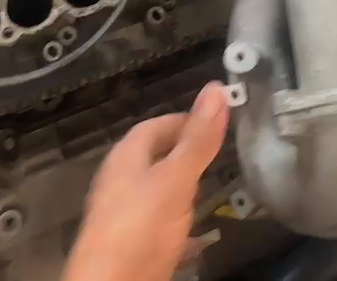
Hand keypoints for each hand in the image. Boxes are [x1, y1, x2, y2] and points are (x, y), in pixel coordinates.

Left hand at [63, 82, 229, 280]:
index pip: (157, 125)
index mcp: (126, 155)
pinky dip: (178, 228)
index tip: (213, 123)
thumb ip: (197, 140)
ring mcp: (123, 215)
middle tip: (214, 156)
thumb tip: (216, 90)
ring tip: (208, 193)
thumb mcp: (175, 179)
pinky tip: (196, 239)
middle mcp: (120, 180)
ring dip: (181, 191)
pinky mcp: (130, 246)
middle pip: (155, 157)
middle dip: (184, 155)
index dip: (185, 120)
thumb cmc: (139, 225)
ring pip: (157, 192)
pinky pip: (158, 228)